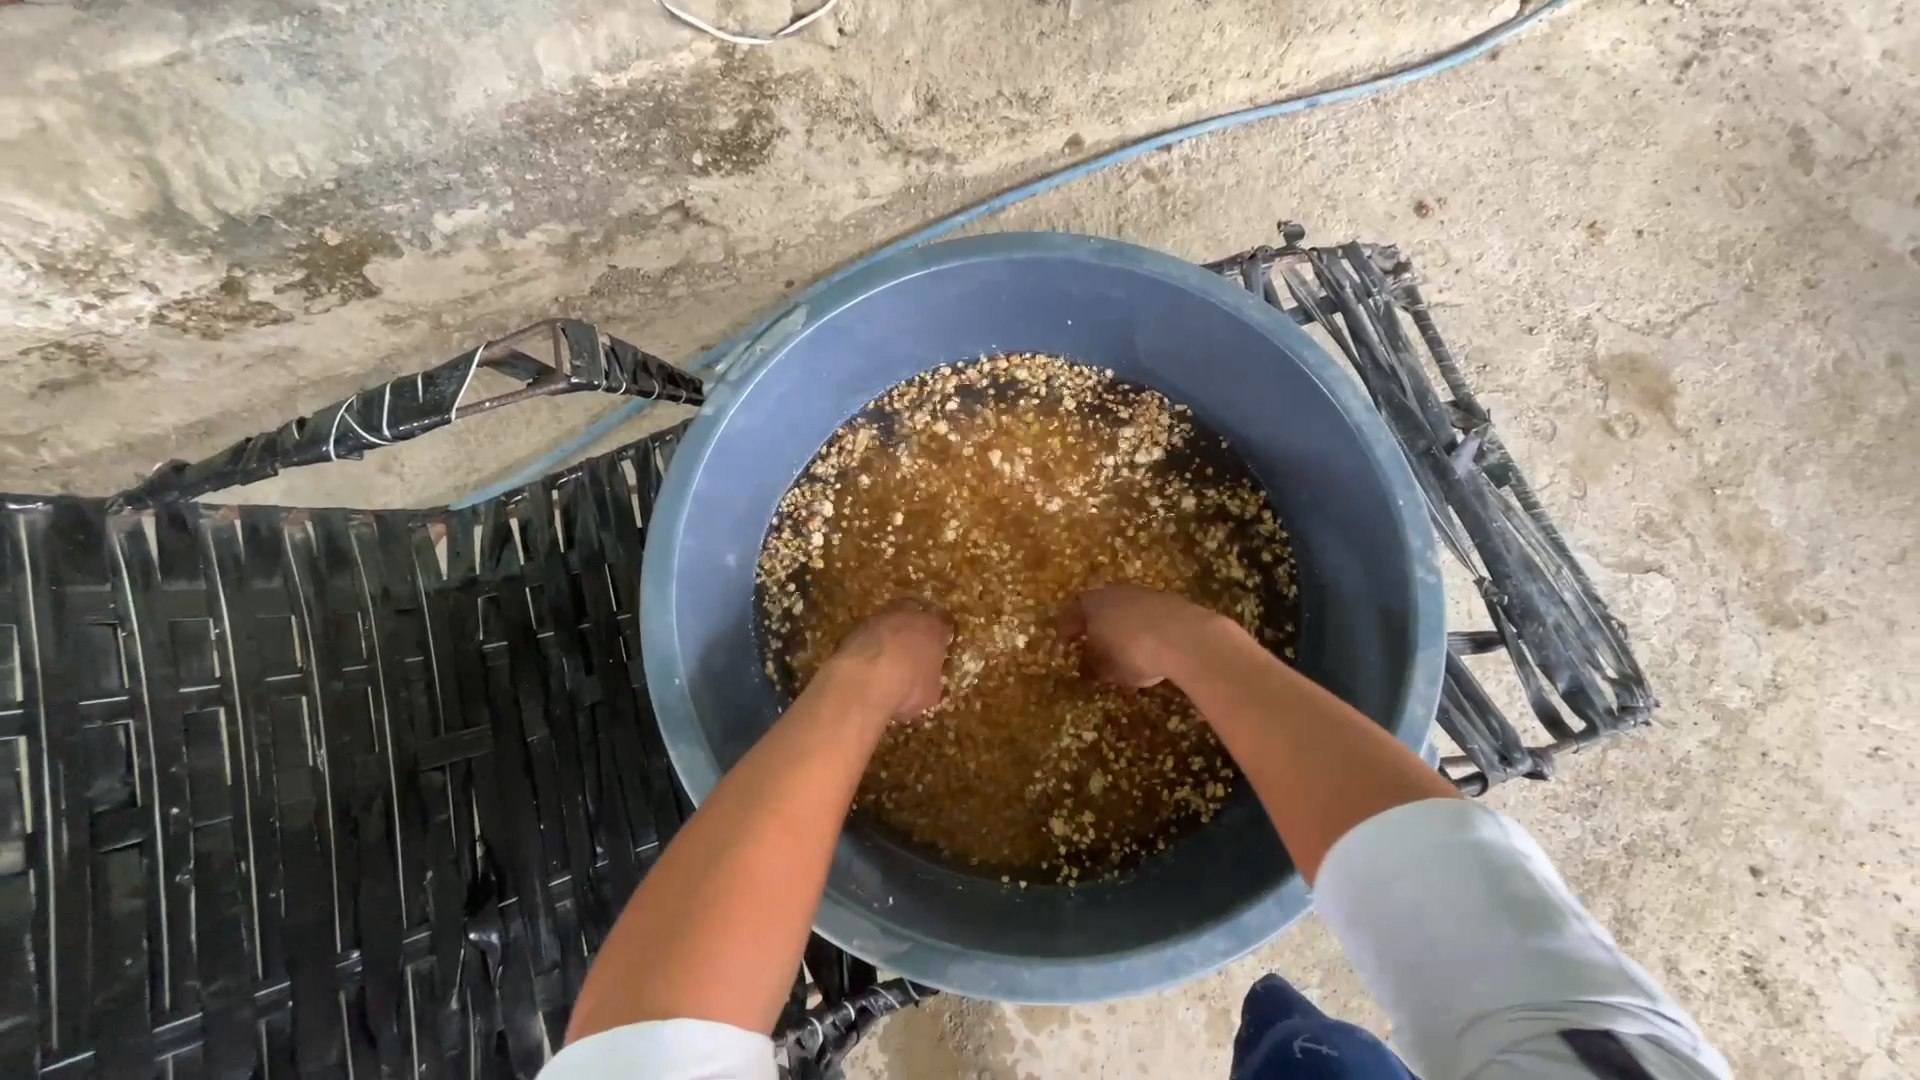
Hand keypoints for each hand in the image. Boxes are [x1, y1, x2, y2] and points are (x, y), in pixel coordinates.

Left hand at [824, 599, 954, 719]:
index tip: (936, 654)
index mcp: (934, 627)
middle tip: (911, 657)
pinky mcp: (856, 628)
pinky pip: (869, 636)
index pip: (942, 628)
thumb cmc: (908, 686)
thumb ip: (932, 680)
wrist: (865, 681)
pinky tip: (867, 667)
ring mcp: (880, 619)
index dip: (939, 641)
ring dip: (889, 640)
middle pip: (914, 621)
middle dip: (913, 636)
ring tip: (885, 664)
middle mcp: (909, 615)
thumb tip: (928, 682)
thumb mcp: (930, 693)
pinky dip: (869, 647)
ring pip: (889, 626)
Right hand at [1059, 585, 1230, 687]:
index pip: (1071, 613)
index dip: (1066, 629)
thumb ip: (1093, 665)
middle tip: (1092, 642)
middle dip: (1096, 625)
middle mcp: (1115, 592)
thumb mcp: (1106, 667)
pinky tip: (1152, 648)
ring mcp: (1145, 594)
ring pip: (1127, 610)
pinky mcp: (1171, 602)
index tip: (1064, 641)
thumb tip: (1089, 665)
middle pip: (1100, 607)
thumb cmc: (1131, 652)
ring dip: (1123, 627)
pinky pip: (1150, 617)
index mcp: (1091, 604)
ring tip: (1124, 648)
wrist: (1184, 637)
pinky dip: (1146, 630)